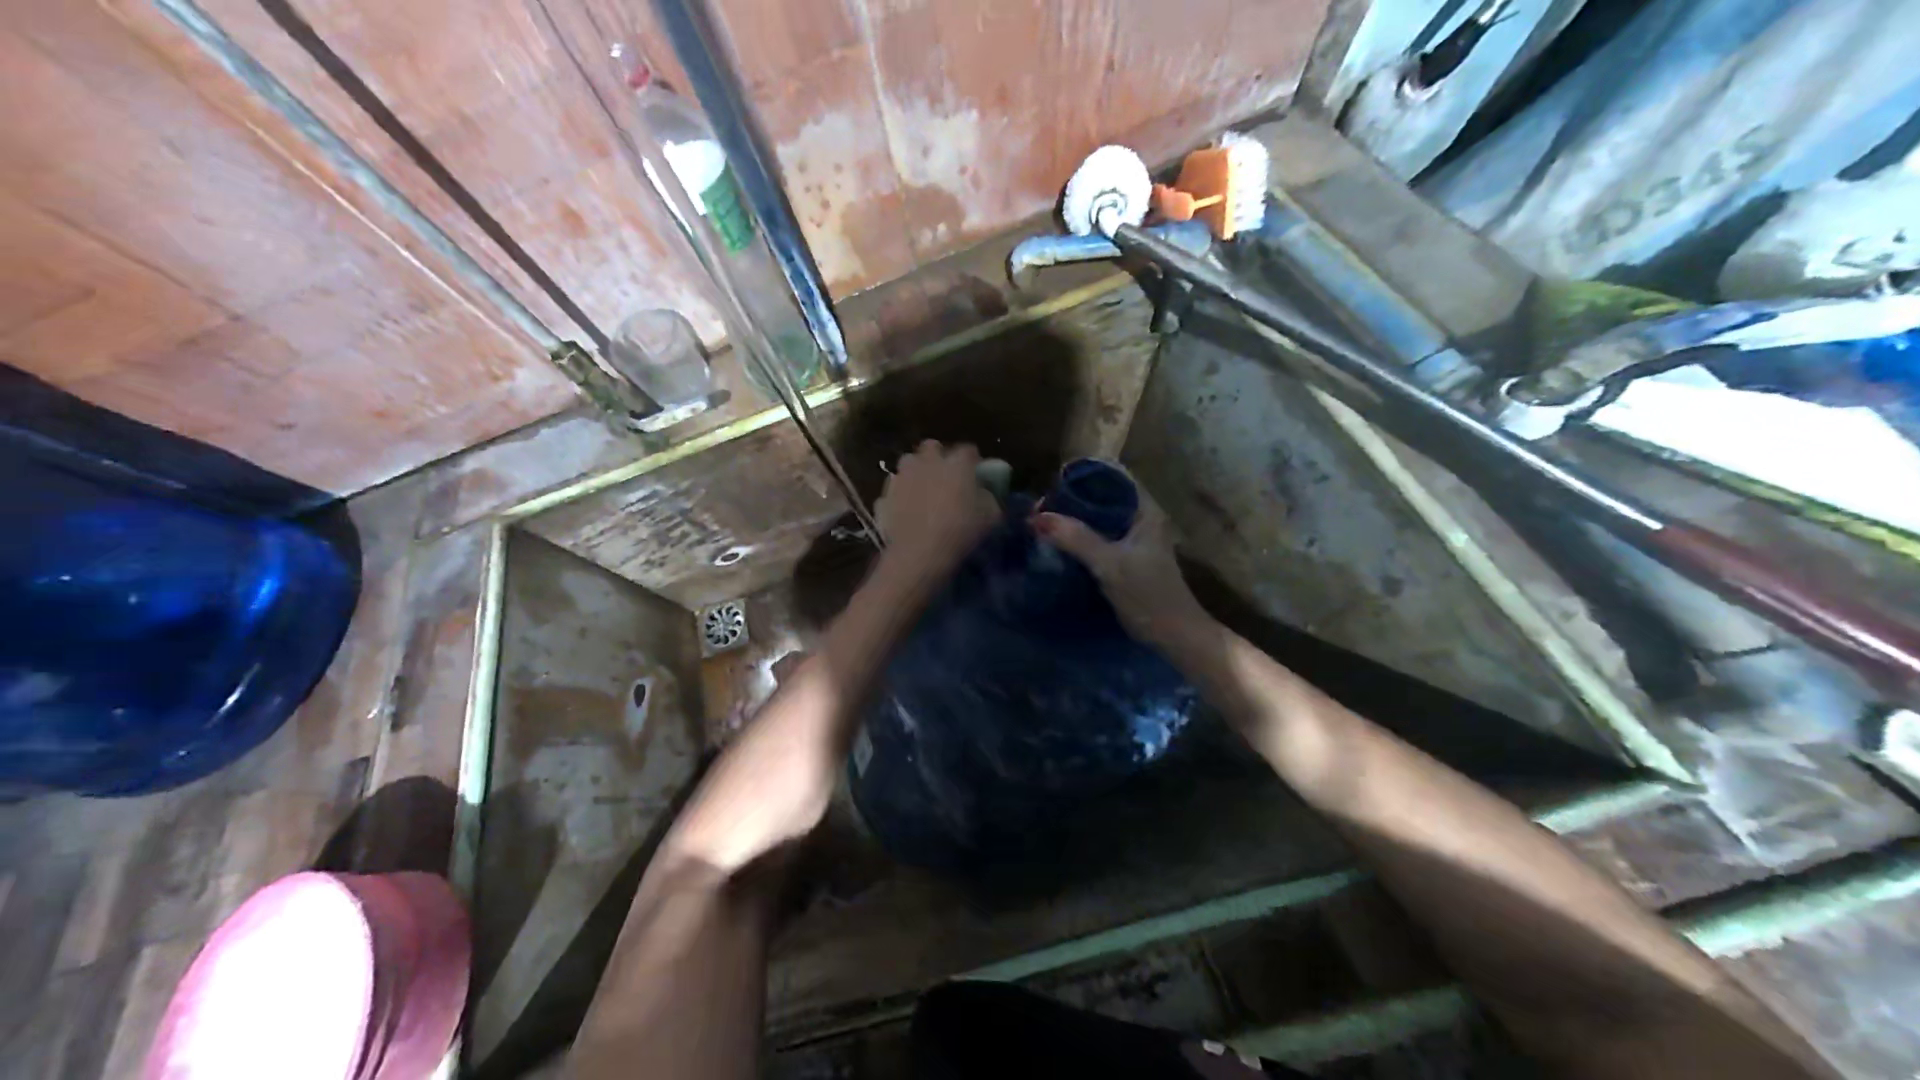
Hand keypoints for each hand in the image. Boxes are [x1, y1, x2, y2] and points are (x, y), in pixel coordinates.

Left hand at [874, 440, 1001, 581]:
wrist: (919, 553)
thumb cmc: (961, 531)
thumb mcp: (991, 516)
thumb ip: (989, 498)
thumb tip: (984, 493)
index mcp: (956, 463)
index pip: (969, 450)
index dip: (973, 461)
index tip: (976, 474)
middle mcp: (927, 462)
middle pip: (932, 447)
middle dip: (939, 457)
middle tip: (945, 477)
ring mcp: (902, 477)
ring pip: (908, 463)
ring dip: (915, 472)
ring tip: (922, 491)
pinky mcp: (884, 496)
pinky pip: (894, 490)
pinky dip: (899, 497)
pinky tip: (906, 511)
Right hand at [1033, 483, 1208, 646]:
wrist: (1174, 636)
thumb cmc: (1148, 595)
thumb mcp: (1109, 564)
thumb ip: (1075, 539)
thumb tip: (1036, 518)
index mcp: (1144, 510)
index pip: (1112, 475)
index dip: (1083, 474)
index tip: (1053, 483)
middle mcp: (1139, 518)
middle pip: (1101, 496)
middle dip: (1071, 499)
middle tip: (1040, 508)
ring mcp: (1132, 539)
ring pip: (1097, 518)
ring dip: (1072, 520)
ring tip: (1043, 523)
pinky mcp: (1124, 558)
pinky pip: (1096, 538)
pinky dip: (1077, 538)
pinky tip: (1057, 543)